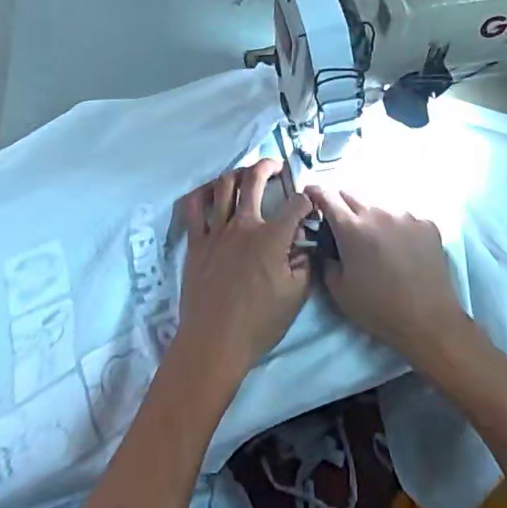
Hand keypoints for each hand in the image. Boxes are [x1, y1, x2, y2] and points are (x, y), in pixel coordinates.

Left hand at [174, 158, 314, 381]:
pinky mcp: (196, 243)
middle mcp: (244, 225)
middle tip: (277, 166)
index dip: (308, 198)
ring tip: (246, 175)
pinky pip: (195, 208)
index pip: (296, 203)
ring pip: (224, 186)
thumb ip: (306, 263)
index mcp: (272, 237)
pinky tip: (210, 191)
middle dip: (269, 165)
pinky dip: (203, 193)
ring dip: (238, 173)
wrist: (214, 342)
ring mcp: (216, 231)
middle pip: (255, 179)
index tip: (312, 202)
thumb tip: (307, 245)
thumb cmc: (260, 322)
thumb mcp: (296, 295)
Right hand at [305, 186, 469, 361]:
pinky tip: (402, 250)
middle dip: (343, 206)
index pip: (327, 196)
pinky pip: (405, 219)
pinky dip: (398, 228)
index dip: (316, 193)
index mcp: (352, 228)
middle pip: (353, 195)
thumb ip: (326, 259)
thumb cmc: (377, 308)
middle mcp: (379, 213)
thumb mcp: (339, 290)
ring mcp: (406, 216)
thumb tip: (325, 244)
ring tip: (377, 242)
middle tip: (343, 226)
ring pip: (381, 207)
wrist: (427, 319)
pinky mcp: (427, 224)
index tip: (310, 194)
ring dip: (372, 218)